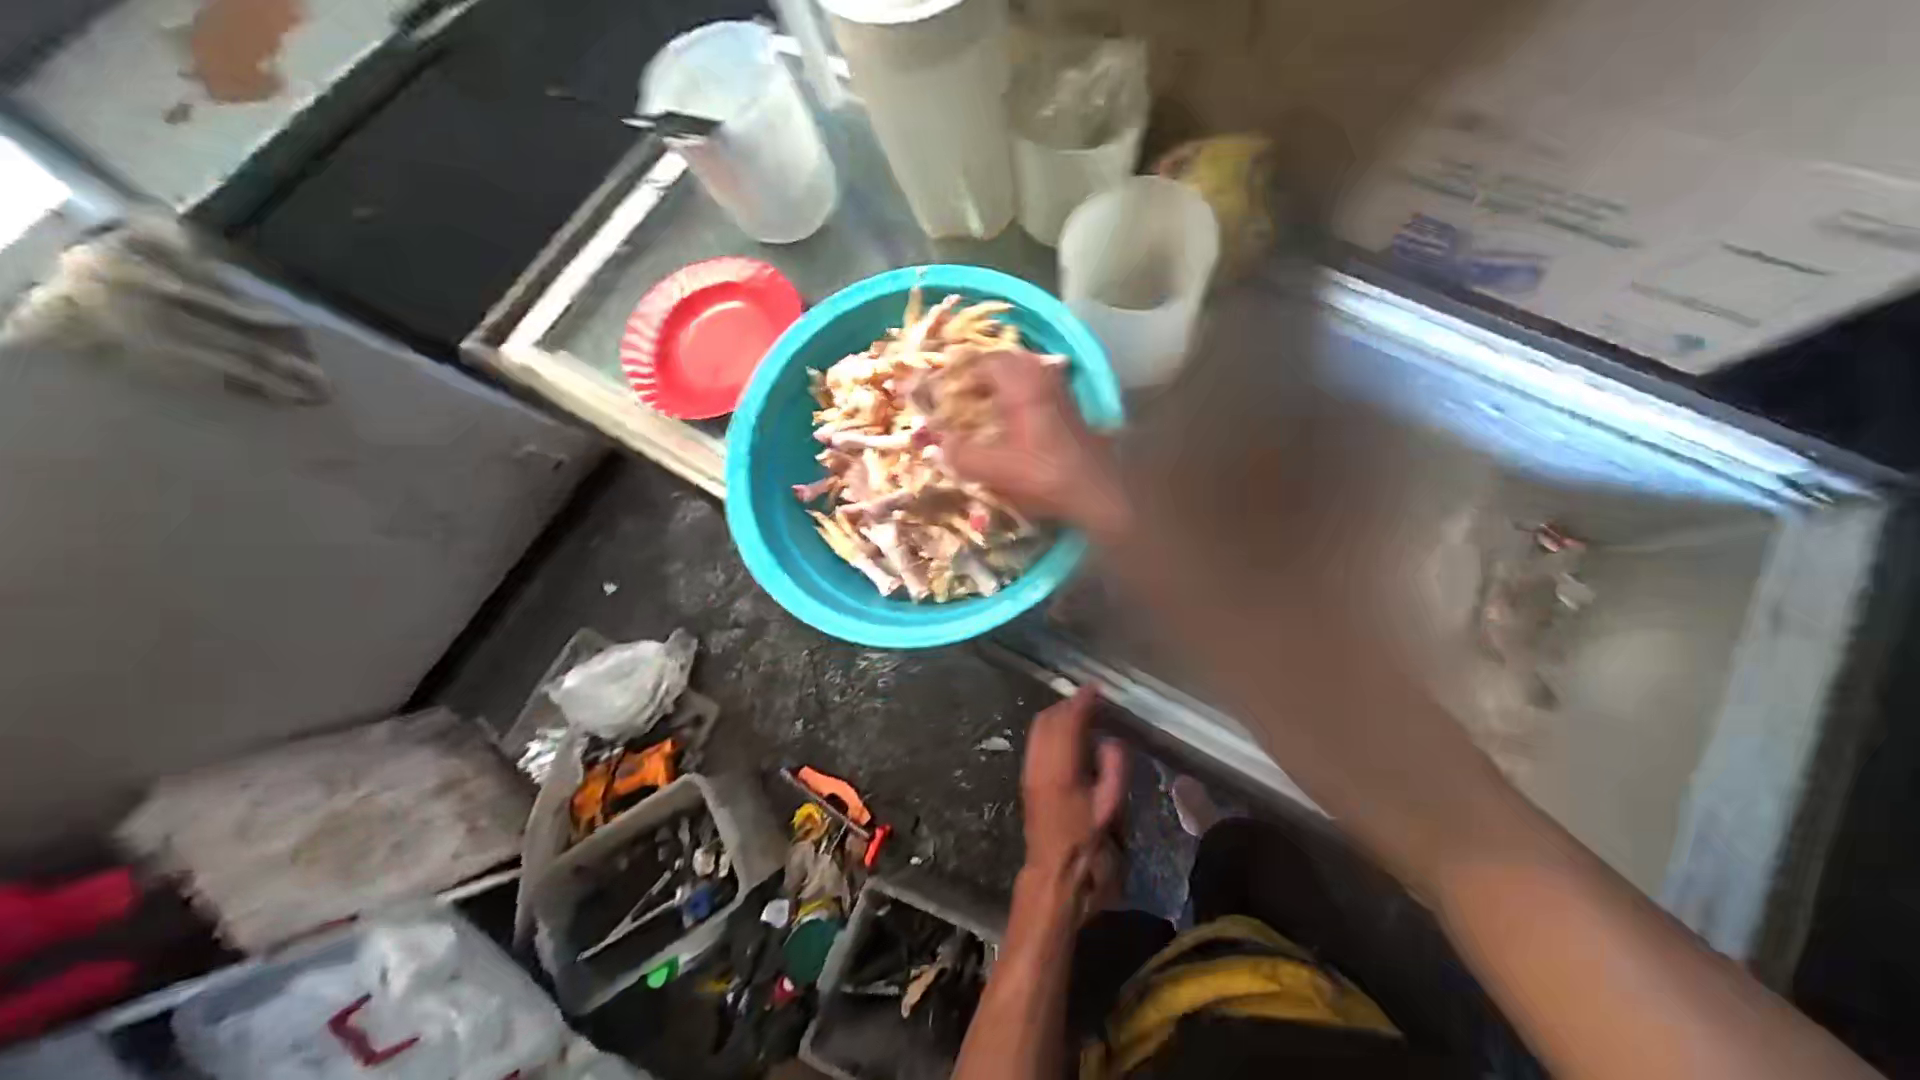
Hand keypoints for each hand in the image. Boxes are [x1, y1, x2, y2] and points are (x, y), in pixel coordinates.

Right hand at [931, 350, 1129, 537]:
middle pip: (1001, 364)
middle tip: (955, 398)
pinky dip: (1015, 399)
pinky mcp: (1068, 407)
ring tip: (976, 410)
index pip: (978, 362)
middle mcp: (1041, 375)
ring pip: (1020, 376)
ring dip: (996, 388)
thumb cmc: (1044, 475)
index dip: (954, 376)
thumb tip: (936, 446)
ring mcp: (1059, 389)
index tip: (937, 392)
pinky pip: (1034, 390)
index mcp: (1020, 381)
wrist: (1099, 491)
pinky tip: (1004, 423)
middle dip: (975, 378)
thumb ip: (960, 454)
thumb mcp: (993, 469)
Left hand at [1021, 687, 1128, 898]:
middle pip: (1048, 719)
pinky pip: (1036, 740)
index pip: (1068, 722)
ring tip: (1082, 713)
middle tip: (1092, 701)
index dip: (1082, 701)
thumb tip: (1111, 740)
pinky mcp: (1026, 777)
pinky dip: (1051, 729)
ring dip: (1058, 715)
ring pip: (1038, 728)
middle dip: (1069, 704)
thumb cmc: (1087, 843)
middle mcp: (1038, 763)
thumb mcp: (1112, 807)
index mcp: (1060, 769)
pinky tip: (1069, 735)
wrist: (1054, 871)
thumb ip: (1115, 767)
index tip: (1096, 689)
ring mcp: (1028, 770)